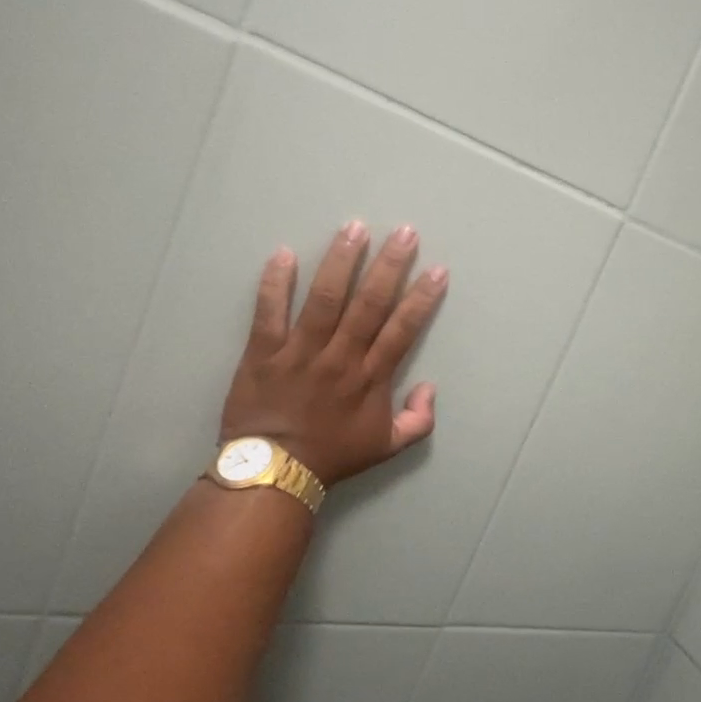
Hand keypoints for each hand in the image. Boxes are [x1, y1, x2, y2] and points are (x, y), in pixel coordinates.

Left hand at [219, 221, 447, 485]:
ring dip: (341, 262)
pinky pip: (269, 312)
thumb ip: (419, 421)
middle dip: (389, 265)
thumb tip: (430, 387)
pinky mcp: (263, 352)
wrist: (274, 473)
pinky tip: (284, 253)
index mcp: (371, 378)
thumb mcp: (387, 448)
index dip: (422, 298)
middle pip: (369, 304)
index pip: (402, 329)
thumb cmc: (333, 457)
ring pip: (324, 299)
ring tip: (355, 228)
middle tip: (404, 232)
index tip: (437, 269)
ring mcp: (300, 352)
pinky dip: (275, 283)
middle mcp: (340, 358)